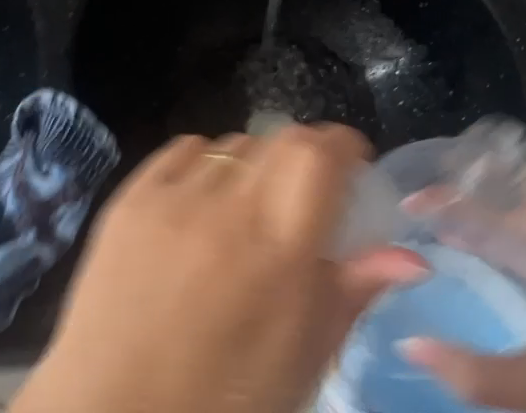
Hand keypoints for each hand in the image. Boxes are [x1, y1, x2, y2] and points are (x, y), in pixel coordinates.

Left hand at [14, 126, 425, 412]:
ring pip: (233, 144)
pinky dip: (203, 163)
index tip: (353, 162)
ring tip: (248, 205)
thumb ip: (351, 294)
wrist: (116, 412)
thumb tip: (409, 257)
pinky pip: (181, 150)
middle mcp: (228, 210)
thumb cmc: (224, 400)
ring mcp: (173, 199)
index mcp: (281, 253)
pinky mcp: (130, 199)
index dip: (344, 144)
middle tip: (306, 190)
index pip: (321, 156)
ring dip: (254, 164)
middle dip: (306, 154)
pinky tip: (202, 199)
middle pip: (281, 139)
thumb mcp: (302, 361)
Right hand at [399, 165, 525, 412]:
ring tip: (430, 224)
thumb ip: (471, 369)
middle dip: (473, 201)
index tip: (448, 170)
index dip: (497, 169)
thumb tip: (406, 344)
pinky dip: (498, 252)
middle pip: (524, 208)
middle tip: (419, 202)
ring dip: (481, 226)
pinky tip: (465, 262)